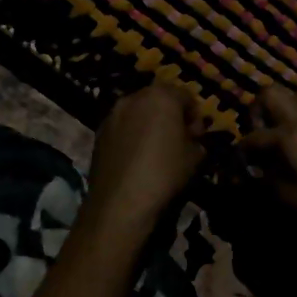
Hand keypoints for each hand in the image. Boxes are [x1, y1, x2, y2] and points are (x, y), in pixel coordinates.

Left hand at [83, 86, 205, 227]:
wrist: (121, 201)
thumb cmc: (165, 173)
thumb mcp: (195, 157)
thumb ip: (195, 140)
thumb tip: (190, 139)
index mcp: (161, 97)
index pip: (185, 95)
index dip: (194, 114)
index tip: (197, 135)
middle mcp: (133, 98)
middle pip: (158, 98)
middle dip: (170, 114)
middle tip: (177, 138)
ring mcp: (112, 115)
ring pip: (137, 112)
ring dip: (149, 123)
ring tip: (155, 148)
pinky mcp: (99, 133)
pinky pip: (122, 127)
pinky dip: (132, 135)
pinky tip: (137, 157)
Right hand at [242, 87, 296, 234]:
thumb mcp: (285, 196)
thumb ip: (264, 180)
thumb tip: (251, 173)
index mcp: (286, 136)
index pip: (252, 137)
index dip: (240, 153)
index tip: (236, 167)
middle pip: (272, 93)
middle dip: (259, 109)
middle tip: (259, 133)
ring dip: (292, 104)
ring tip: (285, 127)